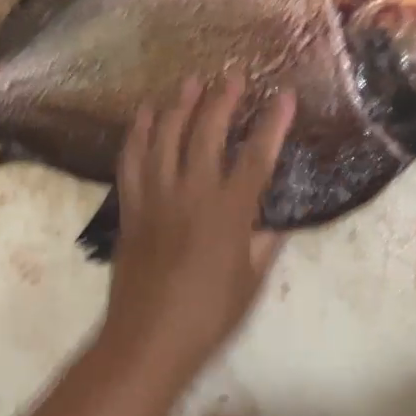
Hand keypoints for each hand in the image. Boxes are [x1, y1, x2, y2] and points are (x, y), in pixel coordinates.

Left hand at [99, 75, 296, 376]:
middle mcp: (193, 193)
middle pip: (207, 133)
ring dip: (180, 105)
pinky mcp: (131, 206)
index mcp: (229, 211)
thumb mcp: (250, 281)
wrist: (148, 340)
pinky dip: (139, 132)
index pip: (257, 156)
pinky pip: (132, 160)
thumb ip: (264, 243)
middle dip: (222, 99)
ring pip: (167, 137)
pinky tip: (147, 113)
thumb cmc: (208, 314)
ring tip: (191, 81)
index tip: (285, 95)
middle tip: (233, 75)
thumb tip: (274, 220)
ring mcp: (157, 196)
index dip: (273, 123)